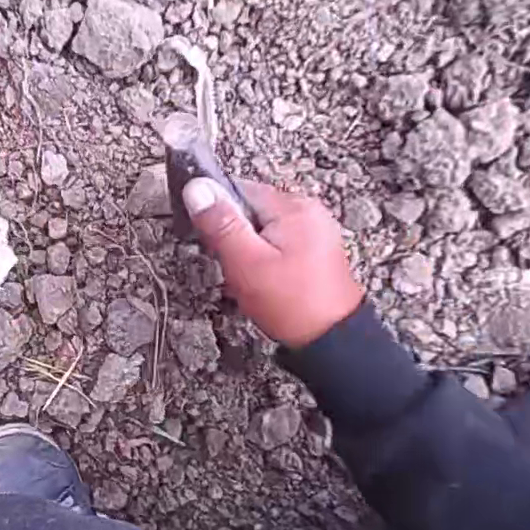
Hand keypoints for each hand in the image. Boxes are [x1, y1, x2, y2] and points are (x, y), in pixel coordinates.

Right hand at [183, 178, 364, 346]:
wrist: (332, 341)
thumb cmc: (292, 304)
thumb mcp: (246, 262)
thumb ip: (221, 223)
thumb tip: (197, 188)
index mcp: (294, 206)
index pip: (239, 191)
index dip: (220, 218)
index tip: (218, 244)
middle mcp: (309, 212)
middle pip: (251, 212)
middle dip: (237, 240)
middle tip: (240, 269)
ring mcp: (315, 232)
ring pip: (263, 232)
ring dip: (251, 254)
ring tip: (256, 280)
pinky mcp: (316, 251)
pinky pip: (279, 246)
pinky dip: (267, 262)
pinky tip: (269, 283)